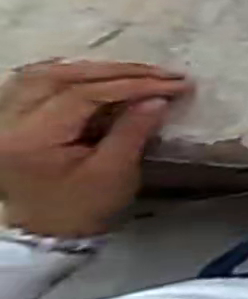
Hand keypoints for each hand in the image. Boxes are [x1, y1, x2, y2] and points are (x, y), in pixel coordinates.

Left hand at [0, 61, 191, 237]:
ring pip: (41, 76)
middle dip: (116, 71)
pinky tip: (101, 77)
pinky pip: (34, 85)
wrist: (48, 229)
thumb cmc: (85, 204)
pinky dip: (71, 75)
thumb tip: (161, 97)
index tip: (178, 85)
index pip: (83, 95)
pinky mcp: (12, 122)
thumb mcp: (115, 170)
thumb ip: (135, 130)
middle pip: (56, 78)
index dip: (135, 85)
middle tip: (164, 74)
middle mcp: (6, 125)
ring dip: (93, 69)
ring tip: (138, 73)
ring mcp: (4, 122)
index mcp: (29, 140)